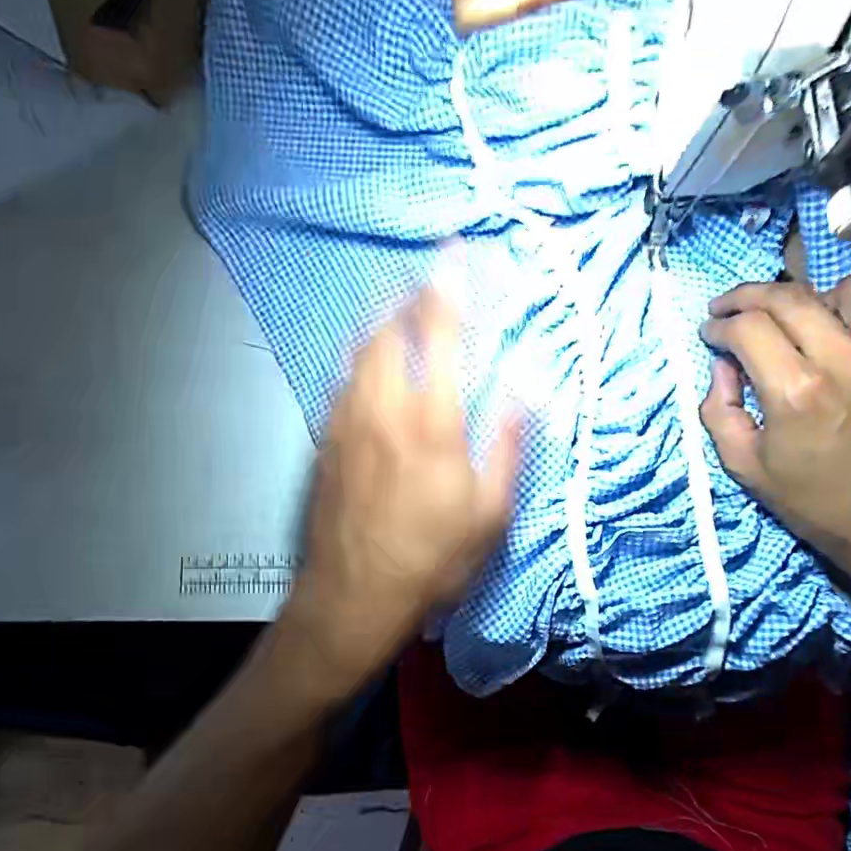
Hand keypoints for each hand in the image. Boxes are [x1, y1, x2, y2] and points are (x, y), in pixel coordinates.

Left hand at [286, 269, 521, 682]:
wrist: (354, 595)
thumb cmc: (433, 558)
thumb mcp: (491, 512)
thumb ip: (508, 443)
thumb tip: (525, 389)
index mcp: (430, 421)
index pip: (439, 335)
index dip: (448, 288)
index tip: (453, 254)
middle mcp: (381, 407)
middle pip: (387, 328)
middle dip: (409, 296)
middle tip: (429, 282)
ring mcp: (345, 421)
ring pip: (359, 350)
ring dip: (384, 321)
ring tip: (404, 312)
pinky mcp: (326, 441)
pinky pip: (345, 379)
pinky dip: (365, 356)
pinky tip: (377, 367)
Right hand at [699, 271, 850, 614]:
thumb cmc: (820, 507)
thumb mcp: (749, 472)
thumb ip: (720, 413)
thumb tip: (722, 367)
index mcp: (797, 392)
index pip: (749, 328)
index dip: (720, 324)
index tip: (711, 332)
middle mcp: (848, 360)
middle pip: (792, 296)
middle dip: (750, 295)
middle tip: (735, 309)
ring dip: (824, 294)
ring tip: (811, 316)